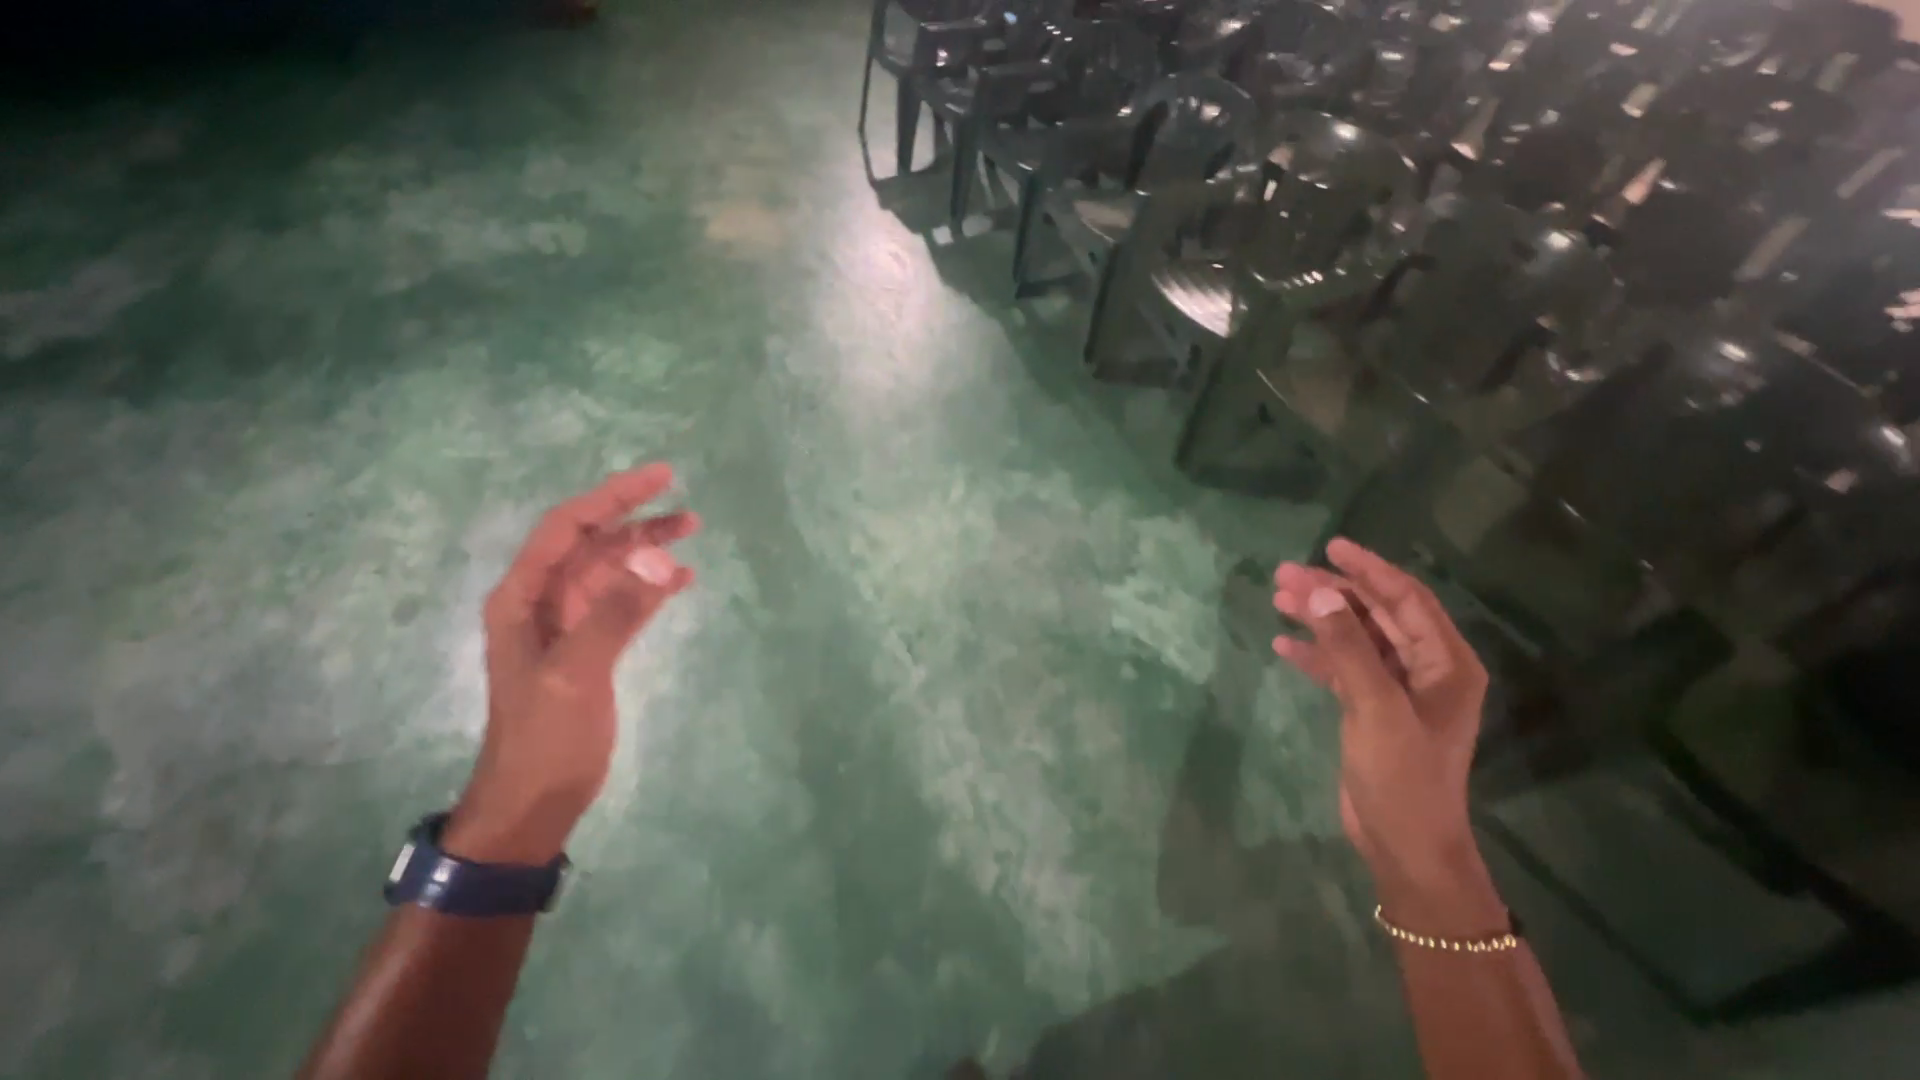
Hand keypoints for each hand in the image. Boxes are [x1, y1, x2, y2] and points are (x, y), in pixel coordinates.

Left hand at [444, 466, 698, 863]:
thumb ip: (614, 613)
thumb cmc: (543, 740)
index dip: (612, 497)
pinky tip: (684, 579)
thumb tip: (660, 559)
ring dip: (648, 551)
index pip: (567, 528)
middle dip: (636, 520)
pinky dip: (652, 588)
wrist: (533, 802)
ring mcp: (569, 626)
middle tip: (688, 508)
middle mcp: (543, 602)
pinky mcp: (592, 650)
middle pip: (592, 544)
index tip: (661, 477)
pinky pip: (625, 604)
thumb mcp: (576, 673)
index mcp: (523, 598)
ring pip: (612, 571)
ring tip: (693, 531)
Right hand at [1273, 538, 1502, 932]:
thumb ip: (1348, 647)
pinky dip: (1316, 655)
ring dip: (1320, 618)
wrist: (1405, 845)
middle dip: (1334, 592)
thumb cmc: (1403, 776)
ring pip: (1357, 638)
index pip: (1407, 599)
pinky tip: (1283, 645)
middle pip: (1378, 614)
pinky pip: (1343, 669)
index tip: (1330, 546)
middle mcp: (1426, 670)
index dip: (1370, 569)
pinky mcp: (1371, 711)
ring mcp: (1398, 691)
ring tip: (1277, 598)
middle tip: (1284, 574)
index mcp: (1446, 663)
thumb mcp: (1376, 707)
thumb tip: (1319, 591)